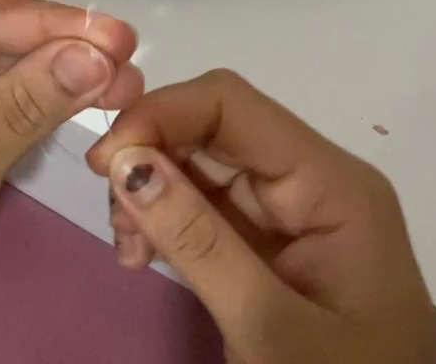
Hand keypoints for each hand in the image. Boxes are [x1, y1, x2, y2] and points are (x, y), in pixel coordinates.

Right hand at [89, 70, 435, 363]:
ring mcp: (288, 209)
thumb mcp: (271, 330)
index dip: (159, 114)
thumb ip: (198, 241)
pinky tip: (142, 254)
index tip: (103, 163)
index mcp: (332, 185)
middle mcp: (310, 179)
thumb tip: (124, 159)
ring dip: (147, 191)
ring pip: (194, 160)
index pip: (230, 105)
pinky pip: (198, 200)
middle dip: (148, 158)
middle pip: (208, 126)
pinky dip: (160, 218)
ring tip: (129, 249)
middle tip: (114, 220)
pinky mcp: (266, 238)